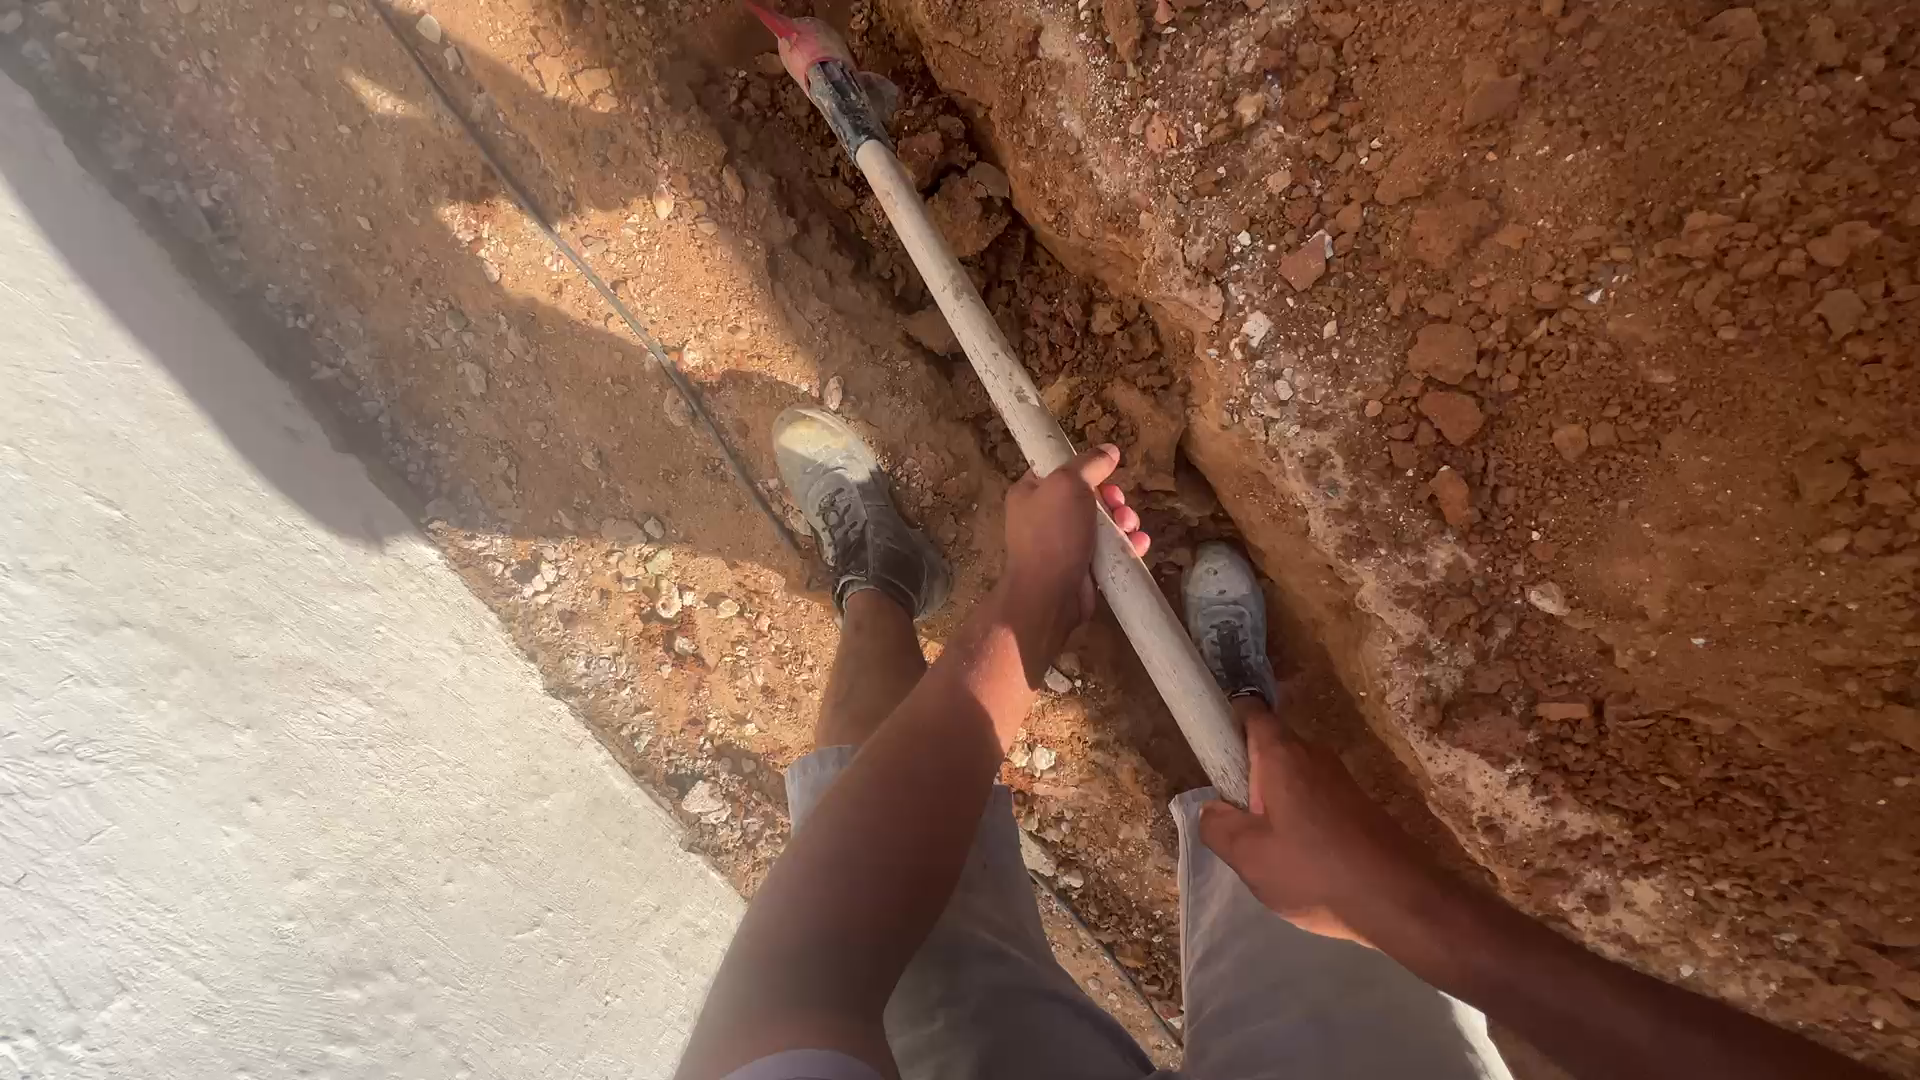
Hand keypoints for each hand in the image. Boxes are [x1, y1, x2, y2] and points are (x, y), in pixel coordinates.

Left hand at [997, 444, 1149, 665]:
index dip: (1085, 467)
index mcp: (1031, 493)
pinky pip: (1111, 549)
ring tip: (1129, 527)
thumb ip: (1089, 464)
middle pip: (1088, 495)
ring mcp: (1065, 543)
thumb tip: (1109, 450)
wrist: (1050, 594)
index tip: (1105, 469)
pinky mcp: (1085, 566)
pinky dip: (1127, 545)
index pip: (1058, 469)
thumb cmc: (1053, 534)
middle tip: (1118, 504)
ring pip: (1104, 522)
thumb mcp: (1067, 484)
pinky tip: (1138, 544)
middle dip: (1111, 498)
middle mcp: (1045, 517)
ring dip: (1124, 521)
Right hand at [1199, 704, 1442, 946]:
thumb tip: (1212, 810)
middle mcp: (1313, 755)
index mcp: (1281, 755)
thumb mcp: (1248, 857)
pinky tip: (1305, 862)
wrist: (1405, 905)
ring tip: (1272, 850)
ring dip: (1274, 804)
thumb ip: (1216, 826)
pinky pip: (1314, 799)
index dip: (1226, 720)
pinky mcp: (1359, 805)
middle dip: (1247, 778)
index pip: (1250, 711)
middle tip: (1238, 821)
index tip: (1212, 752)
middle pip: (1267, 749)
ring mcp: (1340, 780)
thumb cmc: (1316, 871)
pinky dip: (1301, 820)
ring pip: (1290, 778)